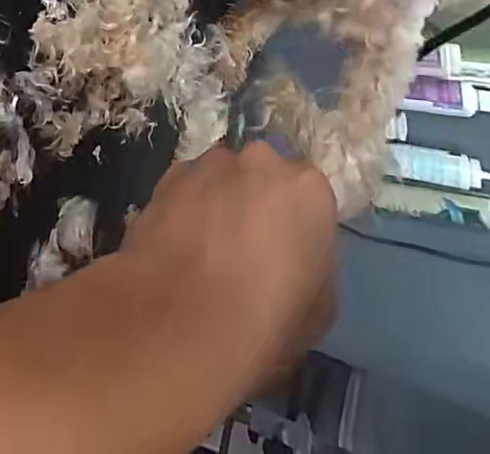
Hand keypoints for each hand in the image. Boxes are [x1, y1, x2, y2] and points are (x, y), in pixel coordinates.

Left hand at [121, 144, 337, 397]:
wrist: (183, 328)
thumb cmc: (267, 323)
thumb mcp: (321, 308)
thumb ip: (314, 262)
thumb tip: (296, 257)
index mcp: (307, 187)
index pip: (308, 197)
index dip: (297, 226)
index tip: (287, 255)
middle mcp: (261, 161)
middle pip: (263, 176)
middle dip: (257, 202)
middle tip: (246, 250)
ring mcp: (210, 165)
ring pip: (221, 177)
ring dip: (218, 202)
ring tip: (204, 252)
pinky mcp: (168, 179)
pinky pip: (184, 190)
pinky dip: (183, 210)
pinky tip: (176, 250)